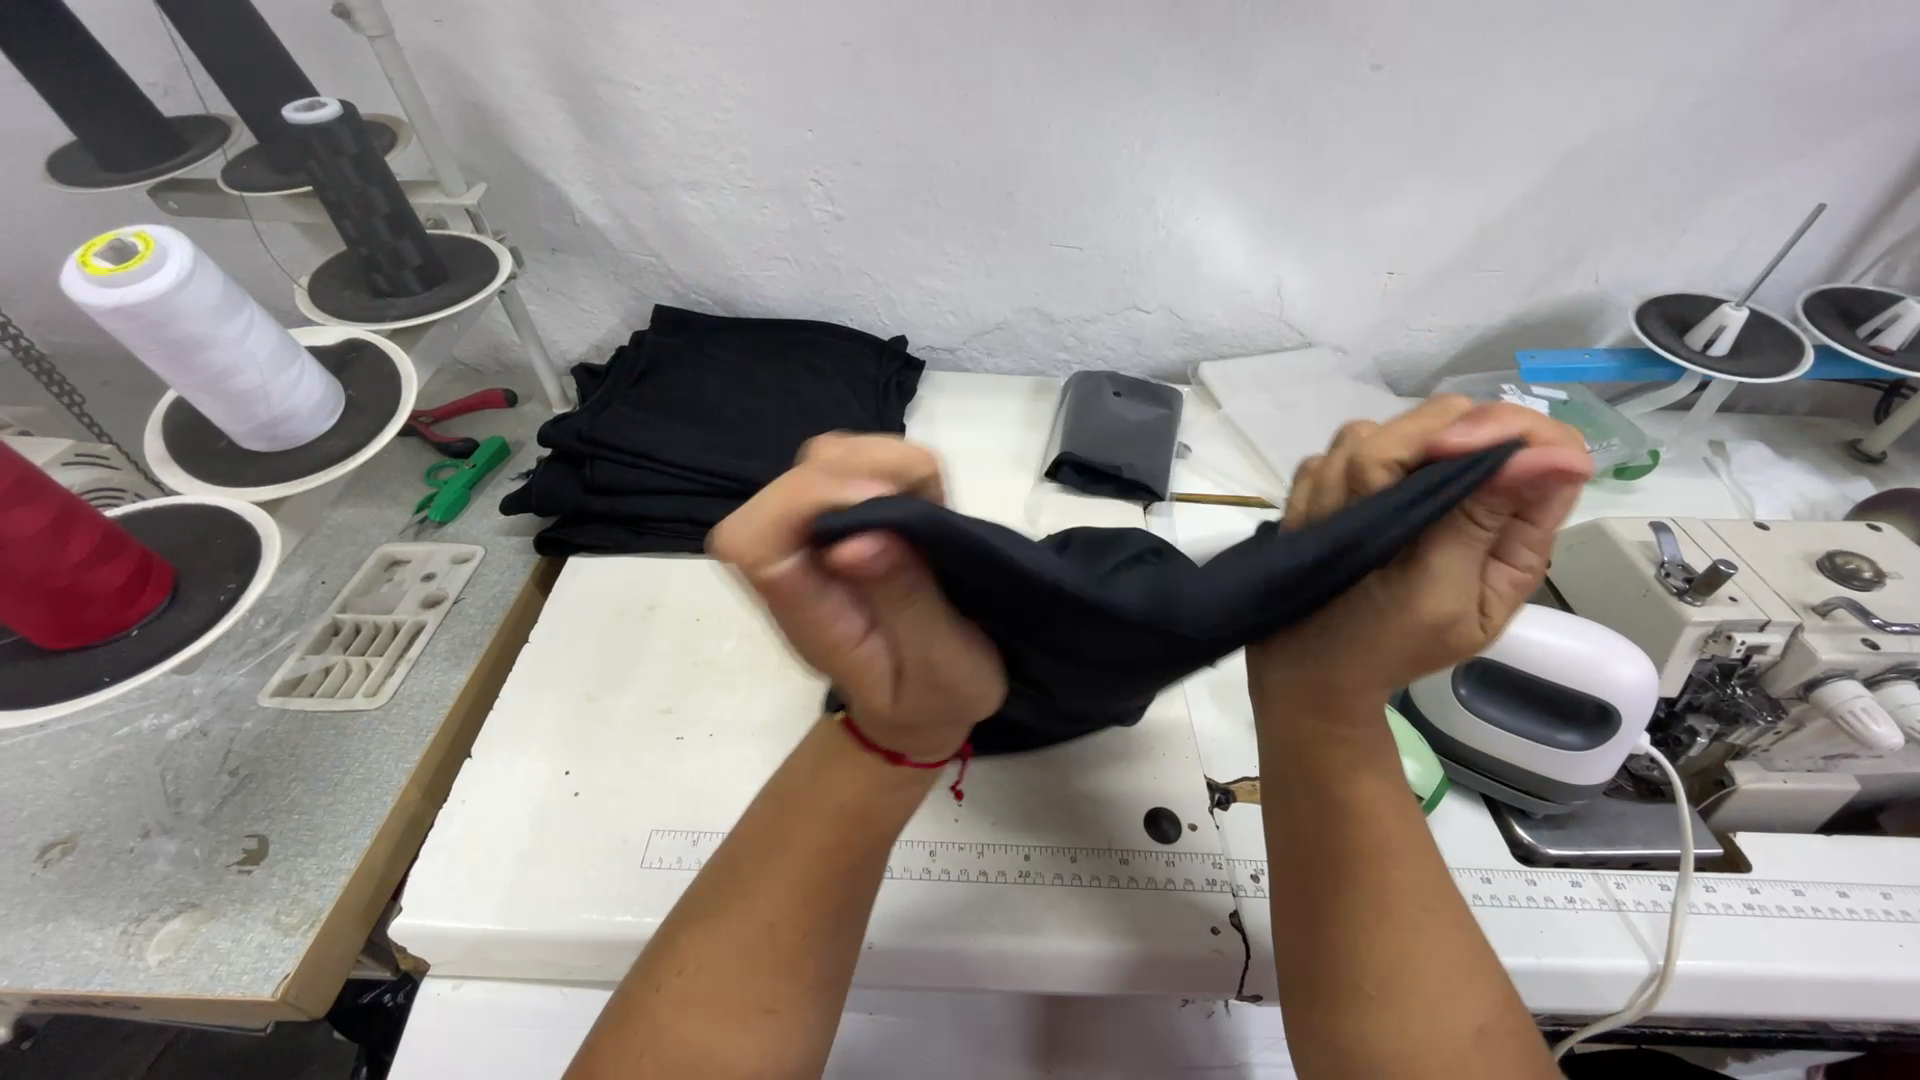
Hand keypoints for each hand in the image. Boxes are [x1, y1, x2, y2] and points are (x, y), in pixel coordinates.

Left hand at [709, 433, 1005, 761]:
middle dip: (857, 473)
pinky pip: (857, 462)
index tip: (880, 504)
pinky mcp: (853, 520)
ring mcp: (824, 540)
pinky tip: (930, 497)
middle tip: (926, 500)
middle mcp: (802, 568)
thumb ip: (904, 605)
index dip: (803, 502)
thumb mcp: (940, 669)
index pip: (752, 541)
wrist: (929, 704)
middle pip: (789, 486)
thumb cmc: (936, 699)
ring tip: (933, 498)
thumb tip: (857, 541)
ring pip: (822, 461)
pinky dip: (896, 463)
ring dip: (881, 462)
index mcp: (807, 614)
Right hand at [1248, 396, 1592, 709]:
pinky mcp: (1343, 494)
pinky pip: (1324, 459)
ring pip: (1372, 433)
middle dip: (1398, 451)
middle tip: (1364, 503)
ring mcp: (1395, 491)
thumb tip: (1556, 455)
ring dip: (1343, 478)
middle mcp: (1455, 498)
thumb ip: (1484, 523)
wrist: (1302, 668)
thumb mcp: (1443, 597)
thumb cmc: (1380, 645)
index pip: (1534, 440)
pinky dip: (1313, 490)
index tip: (1439, 449)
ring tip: (1334, 528)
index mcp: (1507, 529)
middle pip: (1445, 417)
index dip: (1493, 428)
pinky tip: (1314, 528)